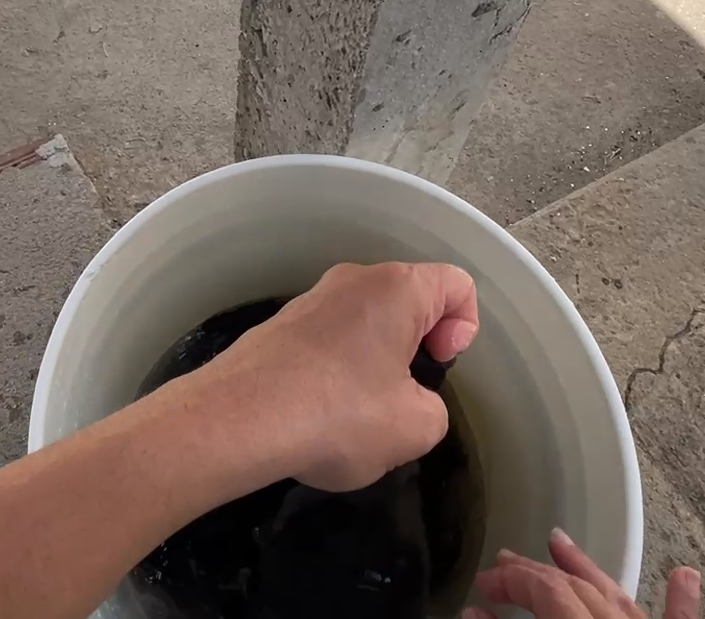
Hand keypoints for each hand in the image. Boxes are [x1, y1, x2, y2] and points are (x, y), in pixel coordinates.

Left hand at [181, 261, 478, 491]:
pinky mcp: (283, 321)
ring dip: (377, 359)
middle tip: (403, 395)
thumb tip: (407, 399)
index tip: (437, 366)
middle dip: (419, 344)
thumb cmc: (339, 412)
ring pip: (368, 319)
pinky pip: (332, 335)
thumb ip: (432, 407)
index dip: (465, 327)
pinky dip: (340, 366)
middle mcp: (353, 278)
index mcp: (395, 287)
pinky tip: (322, 410)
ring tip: (360, 412)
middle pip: (411, 298)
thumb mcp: (416, 427)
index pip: (457, 284)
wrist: (240, 416)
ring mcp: (312, 297)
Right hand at [465, 529, 699, 618]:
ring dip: (588, 568)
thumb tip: (472, 614)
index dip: (511, 582)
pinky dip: (682, 602)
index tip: (483, 587)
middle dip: (535, 572)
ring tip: (558, 541)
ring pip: (622, 599)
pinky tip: (686, 574)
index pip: (548, 593)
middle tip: (501, 563)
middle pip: (579, 590)